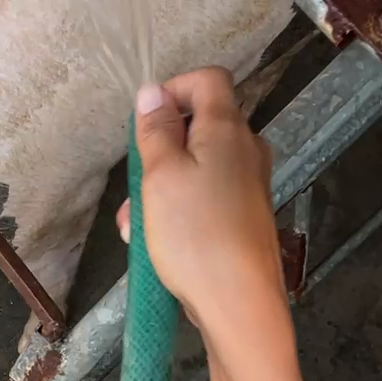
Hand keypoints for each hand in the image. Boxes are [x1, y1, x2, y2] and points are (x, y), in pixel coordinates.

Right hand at [125, 67, 285, 334]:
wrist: (237, 299)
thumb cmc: (195, 235)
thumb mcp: (162, 177)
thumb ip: (156, 132)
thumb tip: (152, 92)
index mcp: (227, 128)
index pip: (207, 80)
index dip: (173, 90)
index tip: (144, 122)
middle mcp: (245, 150)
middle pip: (199, 130)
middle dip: (159, 154)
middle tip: (134, 191)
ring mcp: (248, 187)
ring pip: (197, 171)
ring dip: (161, 192)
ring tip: (136, 231)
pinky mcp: (244, 220)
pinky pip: (206, 201)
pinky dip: (179, 213)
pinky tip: (158, 245)